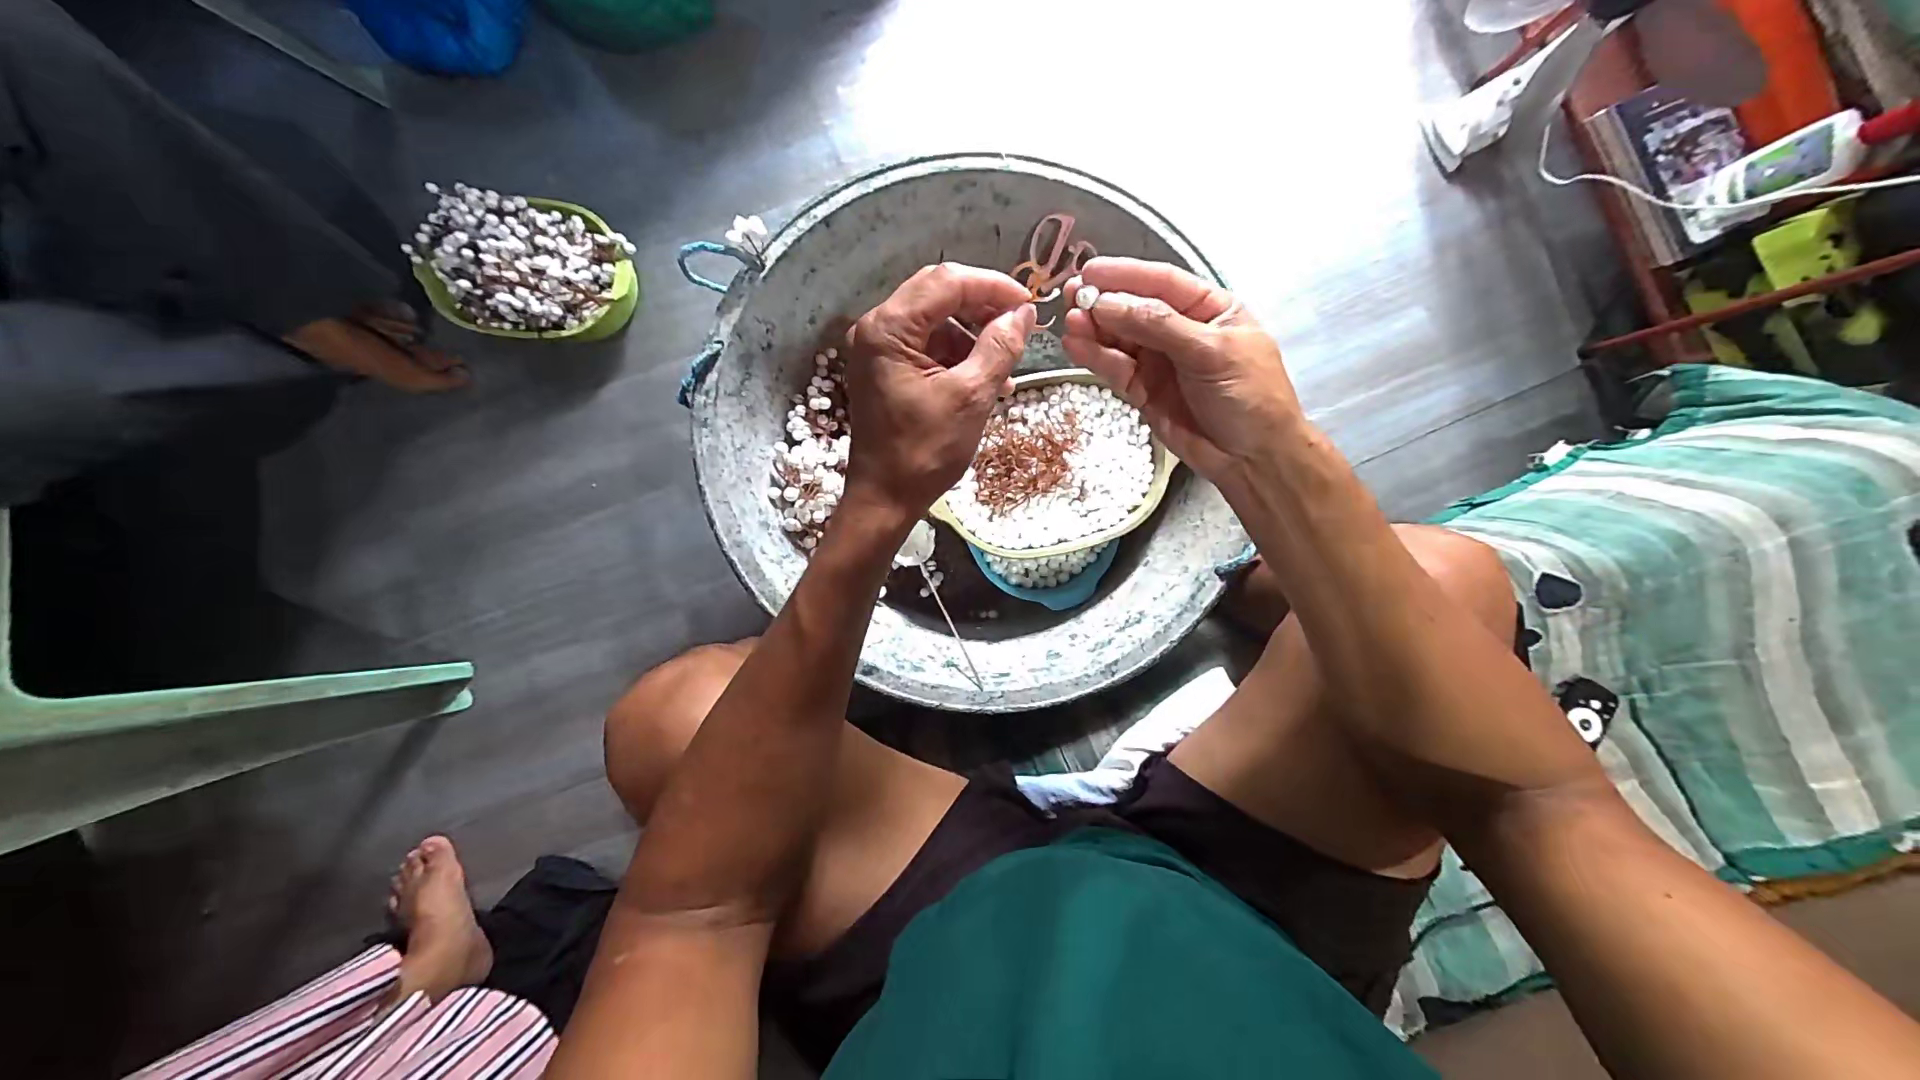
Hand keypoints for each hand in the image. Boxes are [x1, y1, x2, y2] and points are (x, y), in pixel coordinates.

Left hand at [843, 263, 1035, 515]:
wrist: (884, 499)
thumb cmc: (924, 453)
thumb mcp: (971, 397)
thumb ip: (999, 347)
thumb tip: (1024, 313)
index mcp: (888, 329)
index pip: (947, 282)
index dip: (993, 287)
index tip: (1029, 304)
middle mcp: (876, 329)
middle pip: (938, 294)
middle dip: (984, 307)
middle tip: (1019, 327)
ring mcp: (878, 350)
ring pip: (936, 320)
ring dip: (974, 335)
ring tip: (1005, 368)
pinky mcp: (885, 369)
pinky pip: (927, 346)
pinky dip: (958, 356)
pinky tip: (985, 380)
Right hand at [1060, 258, 1301, 488]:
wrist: (1252, 458)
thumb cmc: (1249, 396)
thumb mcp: (1211, 351)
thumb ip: (1158, 325)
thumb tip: (1108, 303)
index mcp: (1208, 309)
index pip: (1162, 283)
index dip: (1126, 275)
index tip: (1090, 271)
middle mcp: (1179, 330)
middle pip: (1134, 309)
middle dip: (1103, 301)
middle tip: (1070, 295)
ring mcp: (1159, 361)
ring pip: (1119, 339)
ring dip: (1093, 330)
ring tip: (1069, 322)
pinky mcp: (1142, 390)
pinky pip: (1115, 368)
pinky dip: (1095, 358)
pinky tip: (1076, 346)